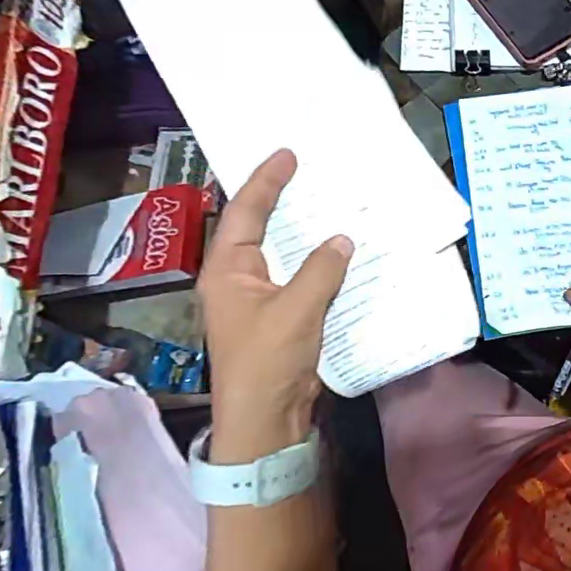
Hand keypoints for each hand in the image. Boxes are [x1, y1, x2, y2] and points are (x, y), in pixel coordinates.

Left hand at [200, 149, 351, 463]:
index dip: (266, 182)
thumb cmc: (268, 360)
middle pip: (259, 229)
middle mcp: (239, 279)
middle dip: (281, 201)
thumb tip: (342, 239)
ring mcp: (261, 299)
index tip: (287, 154)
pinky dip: (320, 263)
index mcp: (228, 271)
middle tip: (309, 174)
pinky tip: (342, 255)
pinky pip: (302, 278)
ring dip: (305, 233)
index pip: (245, 213)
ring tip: (330, 206)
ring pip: (284, 254)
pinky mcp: (283, 316)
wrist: (267, 416)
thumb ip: (320, 271)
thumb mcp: (295, 311)